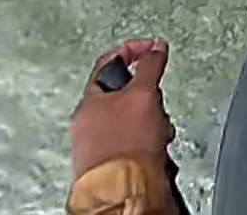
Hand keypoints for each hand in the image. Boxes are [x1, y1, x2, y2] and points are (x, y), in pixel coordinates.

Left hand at [70, 39, 173, 178]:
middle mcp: (89, 124)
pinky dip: (150, 144)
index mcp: (88, 102)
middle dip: (148, 96)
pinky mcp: (115, 166)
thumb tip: (156, 47)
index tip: (152, 50)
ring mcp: (100, 147)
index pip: (111, 61)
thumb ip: (150, 65)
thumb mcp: (143, 94)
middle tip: (156, 104)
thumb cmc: (125, 150)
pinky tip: (156, 151)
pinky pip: (137, 142)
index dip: (134, 50)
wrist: (126, 199)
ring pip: (134, 119)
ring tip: (157, 134)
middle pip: (125, 92)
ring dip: (153, 122)